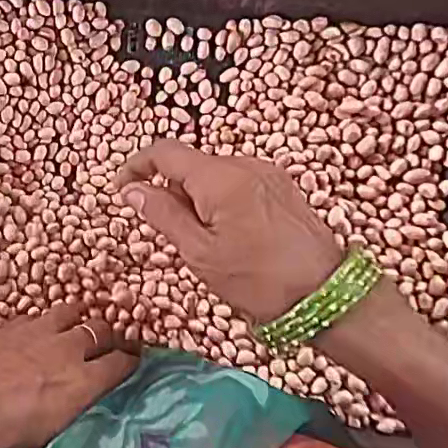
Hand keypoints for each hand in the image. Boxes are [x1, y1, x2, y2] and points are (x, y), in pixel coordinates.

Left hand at [0, 306, 133, 447]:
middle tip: (114, 349)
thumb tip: (81, 413)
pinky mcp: (11, 326)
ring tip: (83, 332)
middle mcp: (65, 352)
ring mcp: (37, 333)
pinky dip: (54, 320)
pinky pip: (44, 314)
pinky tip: (48, 330)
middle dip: (113, 339)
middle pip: (103, 331)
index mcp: (79, 387)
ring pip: (75, 313)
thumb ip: (69, 421)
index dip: (133, 364)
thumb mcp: (40, 446)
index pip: (121, 365)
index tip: (136, 366)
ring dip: (84, 322)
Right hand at [114, 140, 343, 321]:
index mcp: (220, 178)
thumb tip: (133, 190)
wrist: (326, 295)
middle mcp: (245, 165)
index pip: (165, 152)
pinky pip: (235, 183)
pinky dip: (217, 201)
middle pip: (189, 164)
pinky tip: (225, 235)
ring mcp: (267, 174)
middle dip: (168, 190)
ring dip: (193, 198)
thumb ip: (162, 214)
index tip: (122, 190)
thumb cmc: (258, 280)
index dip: (136, 166)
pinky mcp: (280, 188)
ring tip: (200, 241)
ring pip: (212, 175)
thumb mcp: (198, 252)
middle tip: (166, 232)